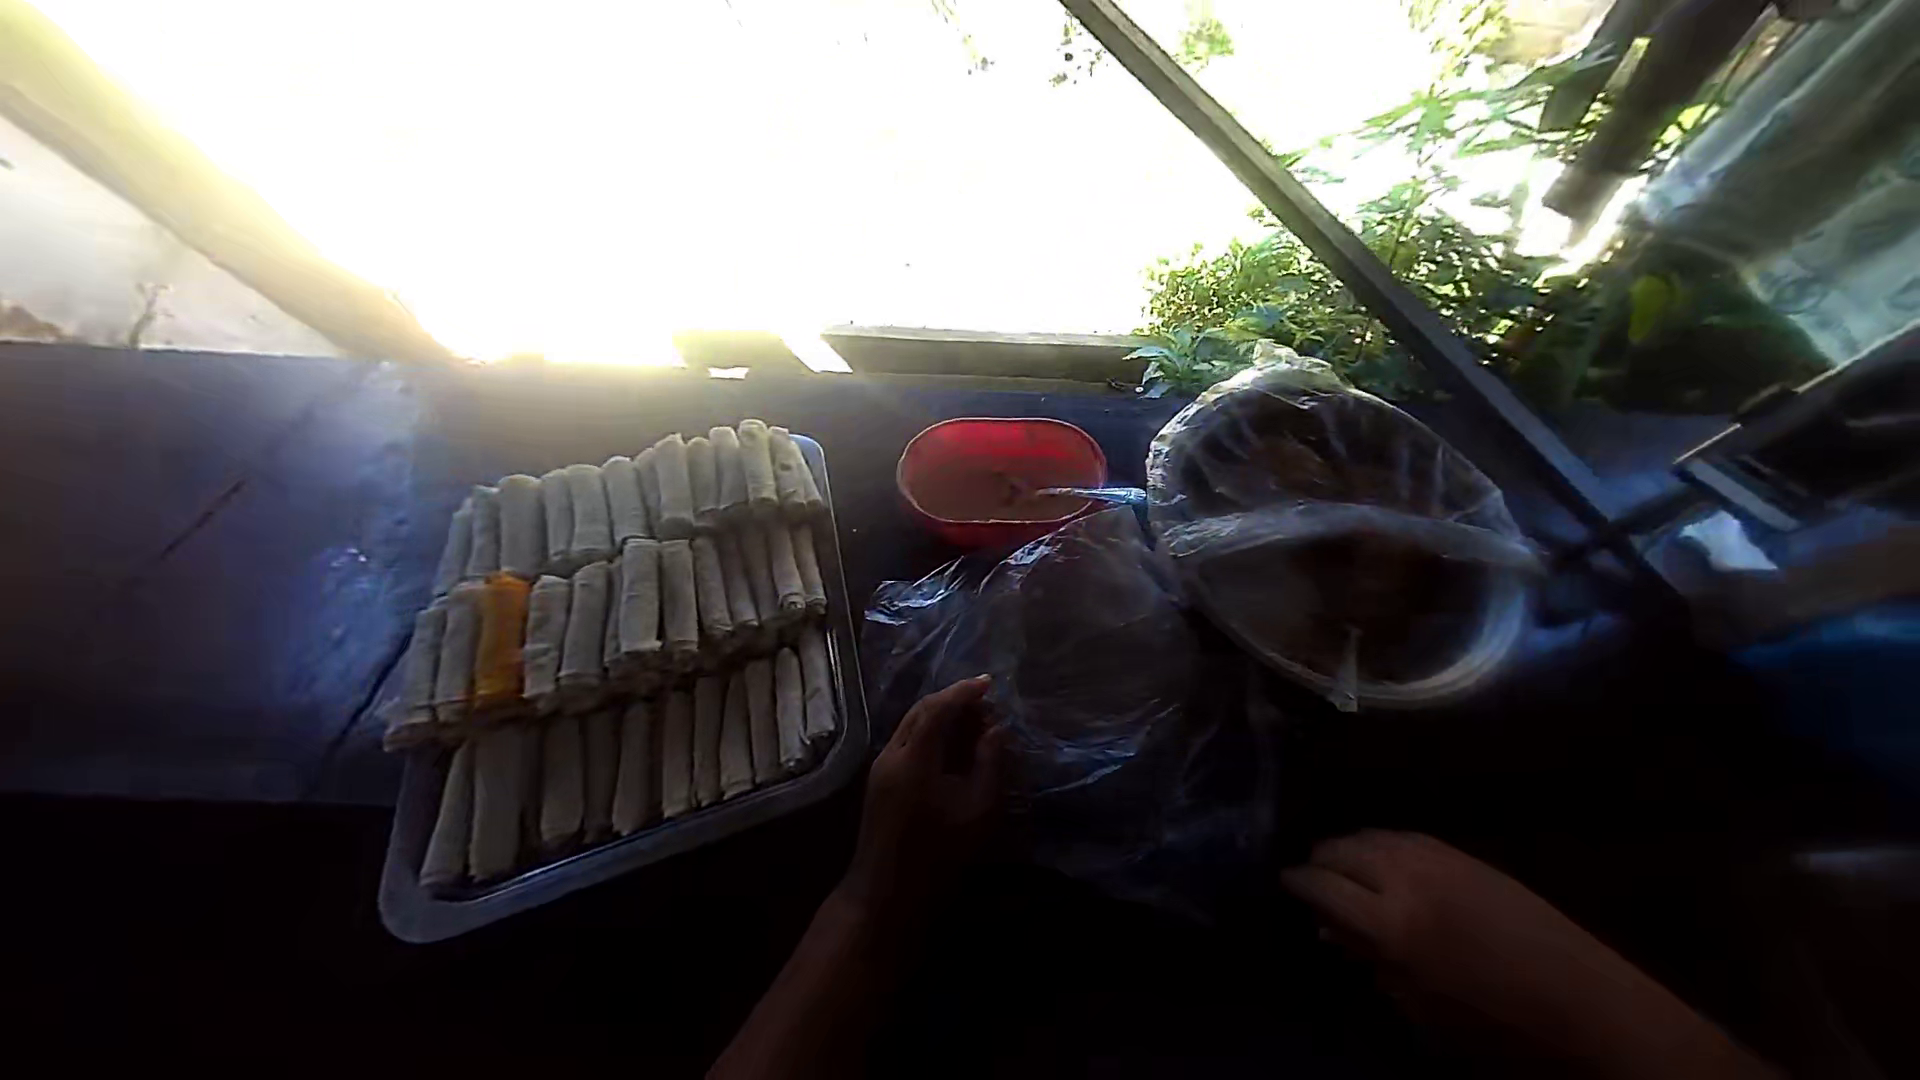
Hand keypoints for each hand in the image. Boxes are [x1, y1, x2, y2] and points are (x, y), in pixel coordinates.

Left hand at [841, 675, 1005, 917]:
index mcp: (914, 757)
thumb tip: (997, 729)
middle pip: (921, 710)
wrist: (886, 895)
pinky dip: (931, 734)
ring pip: (912, 725)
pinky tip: (952, 747)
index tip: (990, 683)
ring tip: (975, 723)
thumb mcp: (977, 809)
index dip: (964, 691)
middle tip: (986, 705)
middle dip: (954, 701)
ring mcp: (881, 766)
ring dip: (942, 716)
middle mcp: (892, 753)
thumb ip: (989, 763)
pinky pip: (907, 741)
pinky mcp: (879, 780)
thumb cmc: (938, 856)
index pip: (938, 708)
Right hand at [1283, 830, 1776, 1078]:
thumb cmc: (1500, 1026)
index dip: (1296, 883)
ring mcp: (1435, 858)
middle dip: (1318, 862)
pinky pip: (1400, 834)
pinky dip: (1380, 844)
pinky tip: (1384, 862)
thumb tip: (1326, 927)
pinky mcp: (1462, 853)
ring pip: (1366, 834)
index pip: (1318, 884)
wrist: (1596, 1012)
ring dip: (1348, 849)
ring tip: (1346, 870)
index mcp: (1391, 925)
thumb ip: (1366, 957)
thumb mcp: (1422, 1007)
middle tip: (1315, 881)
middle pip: (1336, 848)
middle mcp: (1405, 879)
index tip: (1287, 887)